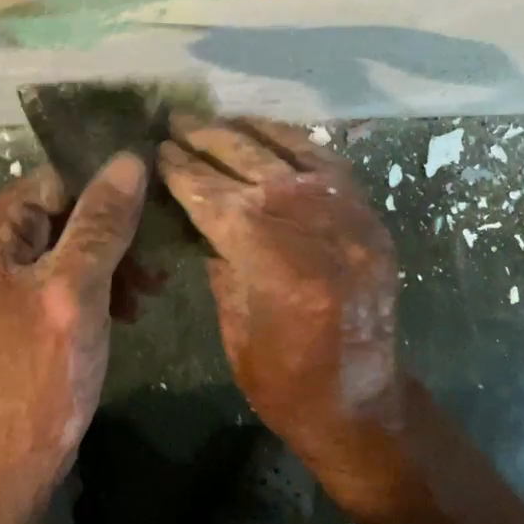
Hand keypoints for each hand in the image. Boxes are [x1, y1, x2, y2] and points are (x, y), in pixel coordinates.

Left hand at [0, 154, 148, 523]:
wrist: (0, 468)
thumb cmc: (35, 375)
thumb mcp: (74, 291)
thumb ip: (102, 222)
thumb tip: (131, 157)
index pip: (64, 177)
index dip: (114, 192)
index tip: (160, 214)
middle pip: (69, 208)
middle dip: (119, 234)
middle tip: (159, 267)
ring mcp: (3, 270)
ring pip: (73, 241)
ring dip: (115, 262)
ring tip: (149, 294)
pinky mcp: (19, 301)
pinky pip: (66, 272)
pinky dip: (100, 285)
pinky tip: (129, 309)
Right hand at [158, 119, 404, 502]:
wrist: (362, 404)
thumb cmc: (283, 380)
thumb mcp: (232, 322)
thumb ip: (216, 255)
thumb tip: (194, 205)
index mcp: (274, 259)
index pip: (214, 194)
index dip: (181, 169)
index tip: (157, 147)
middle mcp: (314, 223)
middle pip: (250, 160)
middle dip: (207, 137)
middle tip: (175, 118)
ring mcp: (348, 213)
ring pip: (289, 149)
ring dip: (247, 130)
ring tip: (214, 118)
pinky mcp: (367, 214)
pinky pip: (326, 159)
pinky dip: (292, 141)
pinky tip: (266, 133)